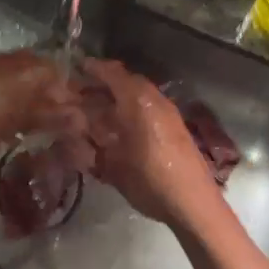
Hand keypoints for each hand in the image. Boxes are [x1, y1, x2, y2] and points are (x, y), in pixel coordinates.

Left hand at [0, 51, 84, 154]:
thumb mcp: (25, 118)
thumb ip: (54, 116)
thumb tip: (81, 119)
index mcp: (32, 64)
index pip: (61, 74)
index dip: (68, 97)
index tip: (73, 120)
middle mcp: (15, 60)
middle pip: (41, 80)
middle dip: (47, 103)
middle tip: (52, 129)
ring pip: (20, 87)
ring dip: (26, 109)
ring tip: (27, 134)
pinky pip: (1, 95)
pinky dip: (6, 112)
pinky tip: (1, 134)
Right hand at [79, 59, 220, 225]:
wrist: (193, 201)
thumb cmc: (149, 180)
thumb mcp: (113, 166)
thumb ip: (92, 145)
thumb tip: (75, 130)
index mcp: (137, 100)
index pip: (112, 72)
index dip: (93, 68)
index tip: (77, 67)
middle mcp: (153, 98)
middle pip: (126, 80)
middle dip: (104, 83)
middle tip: (82, 92)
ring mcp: (168, 110)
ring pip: (138, 93)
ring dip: (118, 96)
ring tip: (98, 110)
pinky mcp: (175, 124)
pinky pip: (148, 105)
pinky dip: (131, 108)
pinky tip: (121, 127)